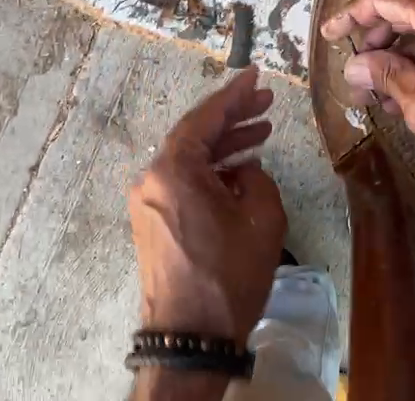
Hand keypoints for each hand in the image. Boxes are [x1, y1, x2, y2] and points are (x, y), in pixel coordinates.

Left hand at [128, 70, 287, 345]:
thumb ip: (255, 177)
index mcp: (174, 169)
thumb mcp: (262, 216)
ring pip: (189, 158)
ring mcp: (148, 202)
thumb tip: (242, 171)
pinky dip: (211, 170)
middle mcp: (152, 179)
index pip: (206, 117)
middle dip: (233, 117)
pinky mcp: (152, 223)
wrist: (191, 339)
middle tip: (267, 103)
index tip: (256, 75)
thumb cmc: (229, 274)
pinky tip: (241, 169)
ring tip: (262, 132)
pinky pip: (183, 181)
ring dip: (224, 145)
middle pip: (195, 134)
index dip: (235, 94)